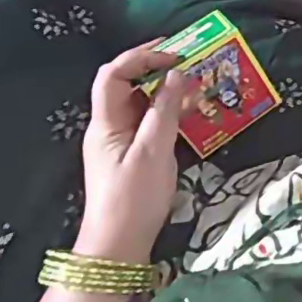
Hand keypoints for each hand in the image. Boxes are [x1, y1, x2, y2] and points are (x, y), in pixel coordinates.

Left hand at [77, 41, 192, 261]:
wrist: (118, 246)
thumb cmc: (133, 200)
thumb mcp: (154, 153)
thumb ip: (165, 111)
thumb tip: (177, 75)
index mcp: (106, 123)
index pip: (114, 74)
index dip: (141, 58)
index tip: (174, 54)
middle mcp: (110, 126)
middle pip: (126, 84)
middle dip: (155, 67)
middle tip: (188, 59)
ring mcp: (121, 140)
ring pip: (140, 102)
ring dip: (165, 88)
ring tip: (195, 80)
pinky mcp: (134, 153)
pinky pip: (150, 121)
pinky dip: (168, 110)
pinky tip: (190, 110)